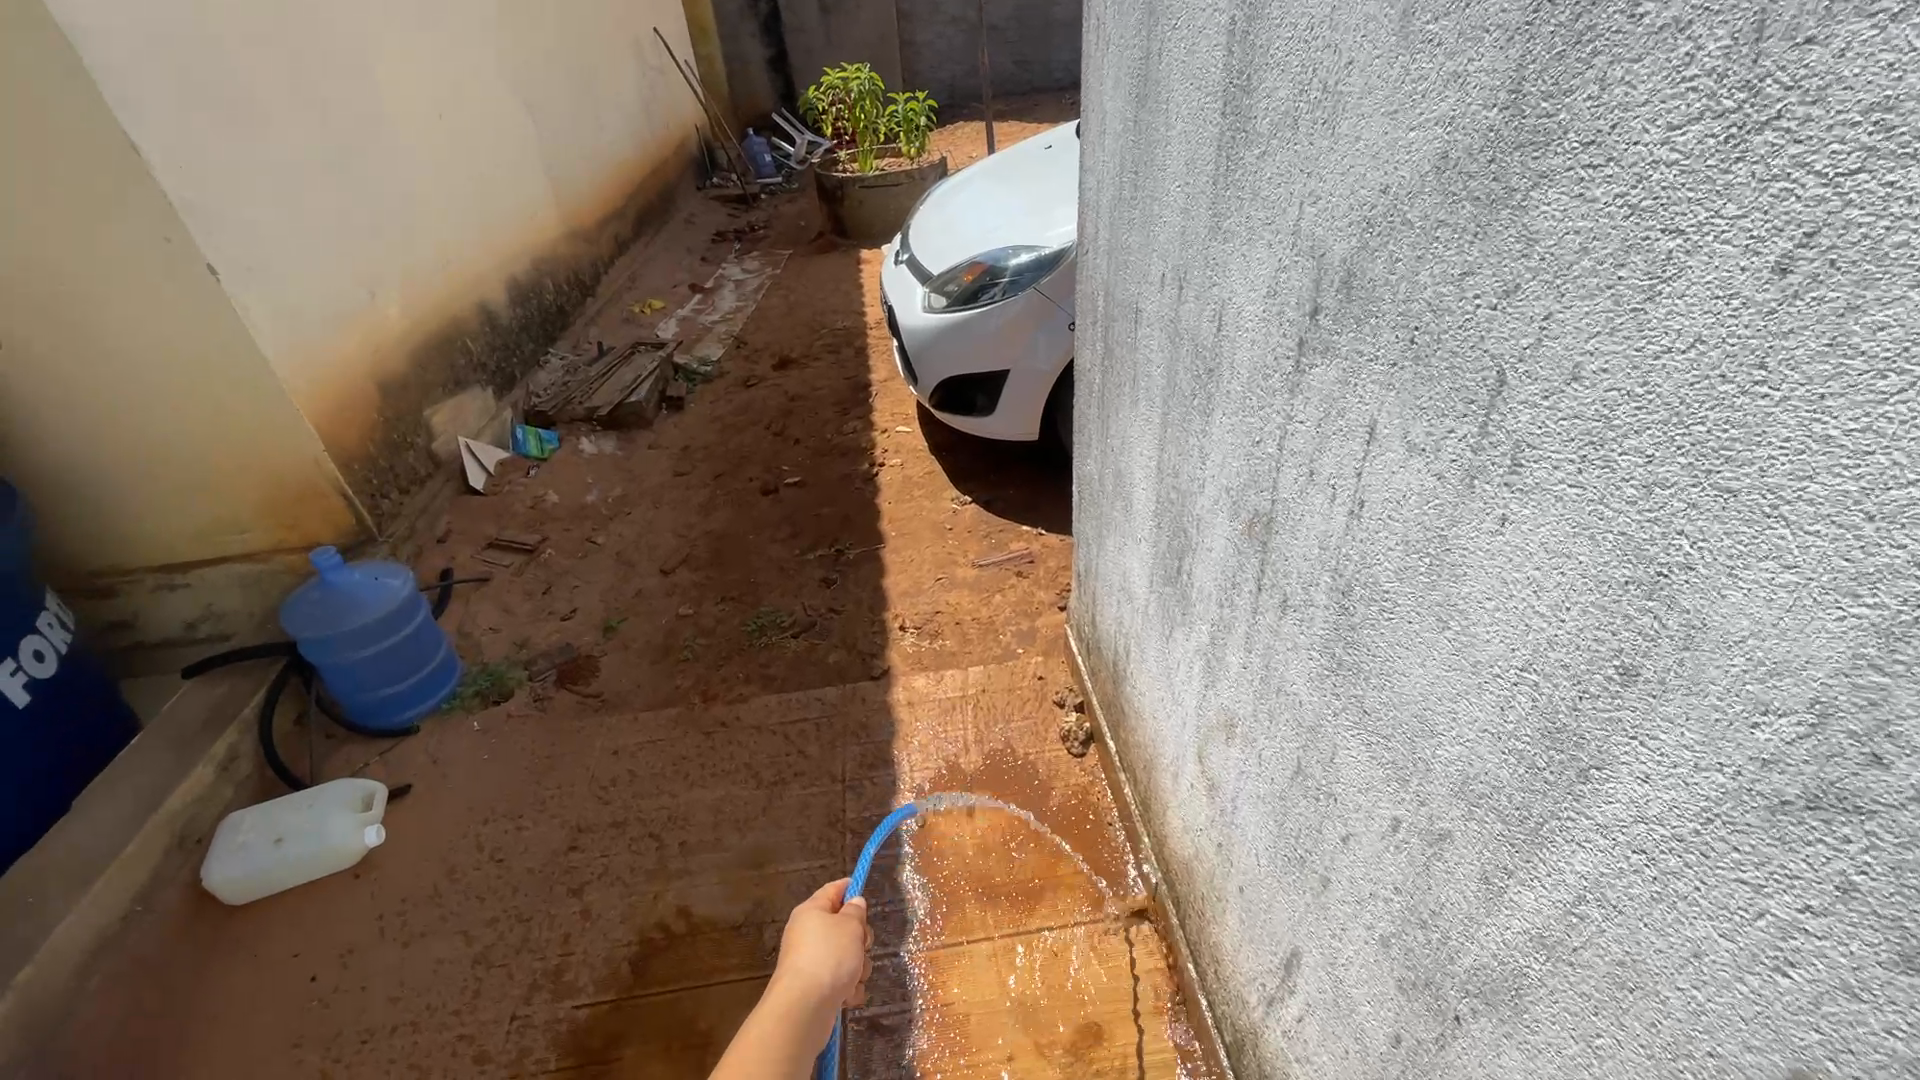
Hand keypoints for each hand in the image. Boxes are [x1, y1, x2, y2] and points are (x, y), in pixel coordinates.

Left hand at [769, 878, 872, 1012]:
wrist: (805, 1007)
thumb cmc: (829, 957)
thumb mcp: (850, 926)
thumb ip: (856, 912)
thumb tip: (854, 903)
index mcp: (811, 912)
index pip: (832, 890)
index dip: (849, 888)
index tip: (863, 890)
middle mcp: (808, 935)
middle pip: (842, 926)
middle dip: (860, 938)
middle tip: (864, 944)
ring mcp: (811, 963)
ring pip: (846, 956)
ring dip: (858, 966)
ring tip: (856, 976)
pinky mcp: (816, 988)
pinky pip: (841, 981)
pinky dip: (849, 988)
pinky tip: (848, 995)